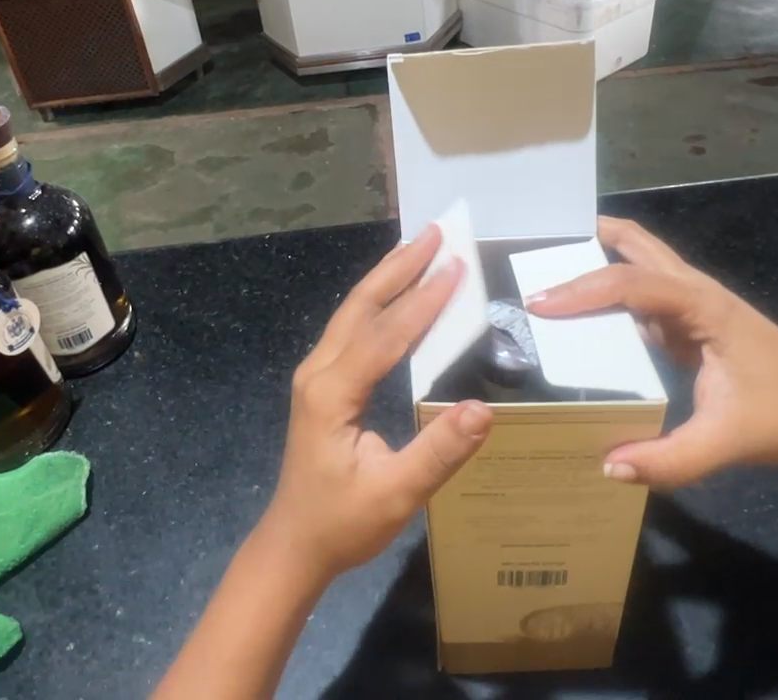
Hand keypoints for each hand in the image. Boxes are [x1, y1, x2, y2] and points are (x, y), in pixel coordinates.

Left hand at [258, 225, 493, 580]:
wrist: (293, 544)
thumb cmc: (343, 523)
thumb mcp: (396, 494)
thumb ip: (438, 451)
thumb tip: (484, 409)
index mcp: (332, 392)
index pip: (385, 334)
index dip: (423, 300)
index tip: (455, 268)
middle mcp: (319, 371)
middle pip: (361, 307)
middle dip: (399, 267)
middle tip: (434, 232)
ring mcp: (316, 374)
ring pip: (353, 312)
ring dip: (387, 277)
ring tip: (418, 247)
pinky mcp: (322, 382)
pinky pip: (352, 328)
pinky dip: (378, 301)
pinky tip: (396, 292)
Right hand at [524, 217, 777, 488]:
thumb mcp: (728, 441)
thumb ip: (671, 458)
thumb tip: (609, 465)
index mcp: (702, 306)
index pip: (630, 283)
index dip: (581, 291)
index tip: (537, 304)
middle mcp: (696, 292)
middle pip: (638, 244)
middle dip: (591, 236)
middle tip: (545, 246)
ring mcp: (697, 305)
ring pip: (643, 262)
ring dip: (603, 258)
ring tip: (556, 269)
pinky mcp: (696, 324)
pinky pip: (647, 295)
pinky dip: (615, 292)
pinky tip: (592, 314)